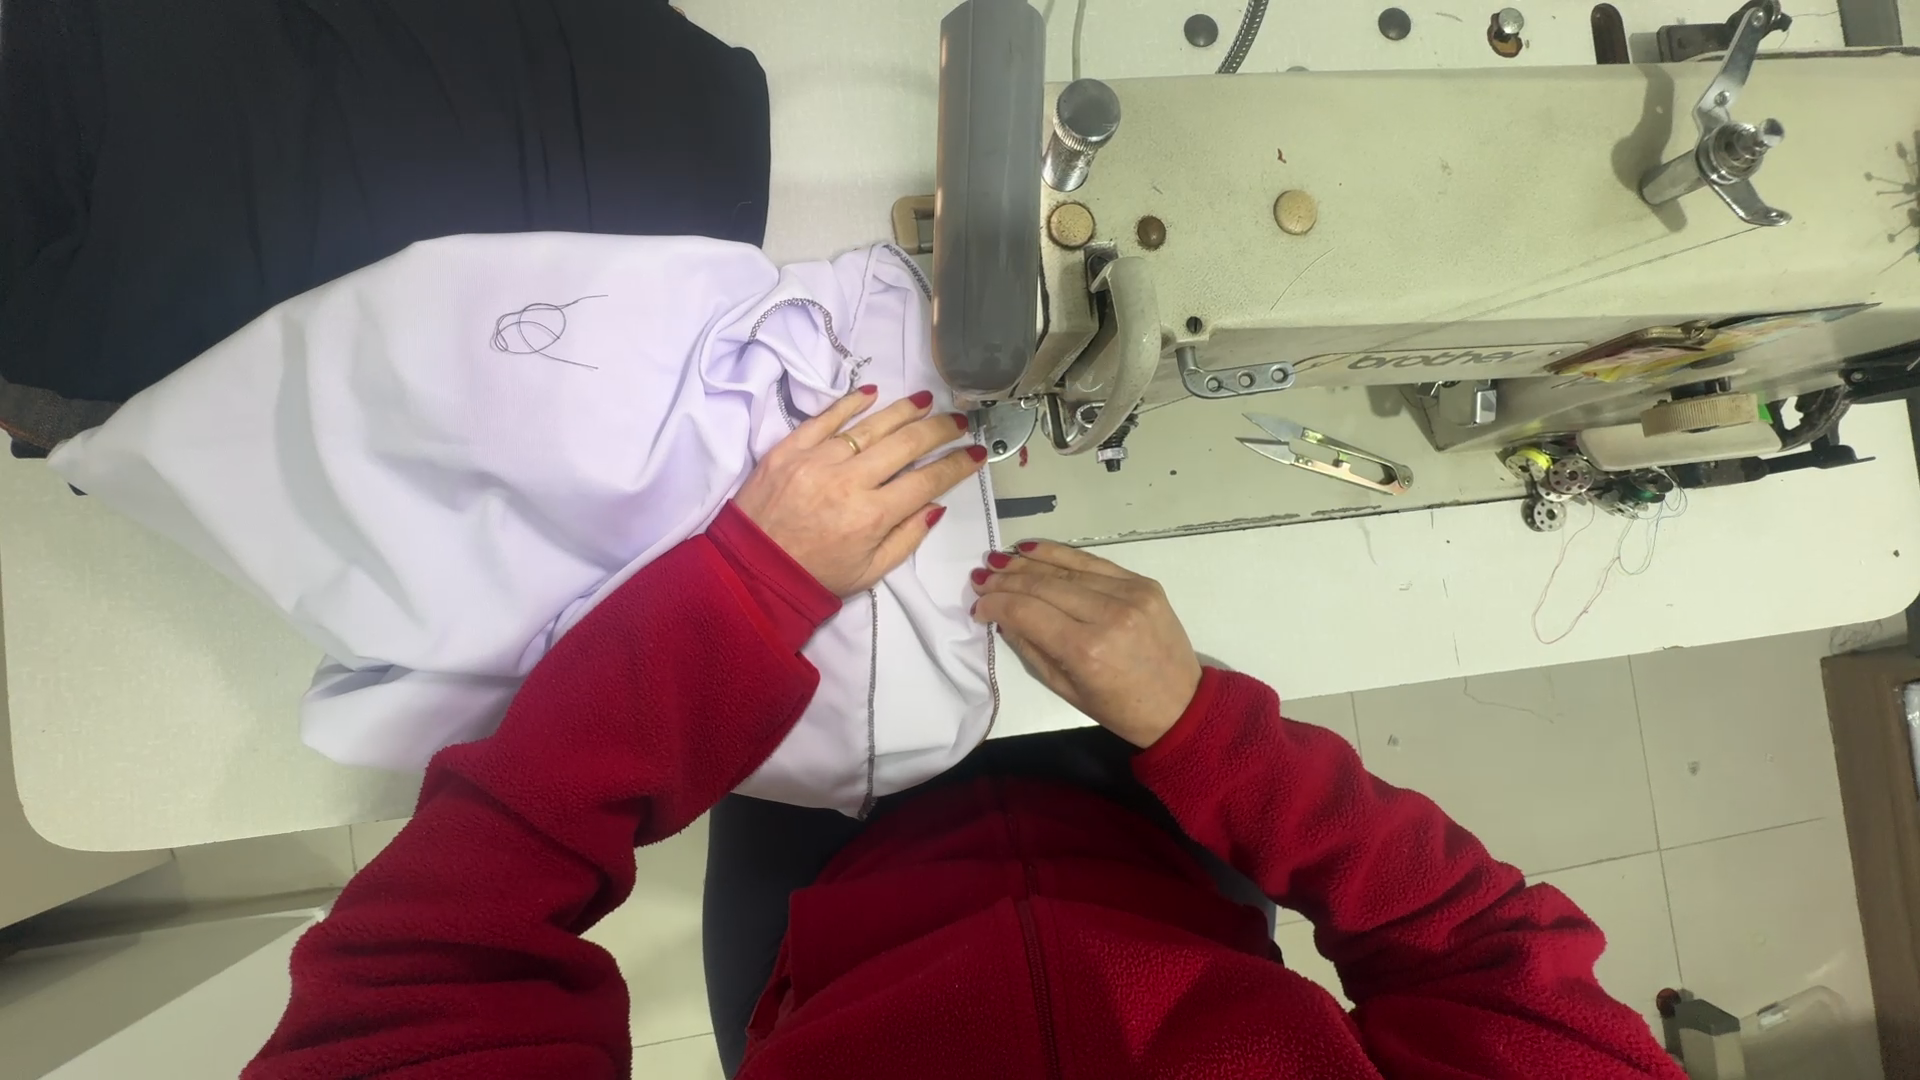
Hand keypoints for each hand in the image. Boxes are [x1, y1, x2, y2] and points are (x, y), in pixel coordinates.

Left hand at [735, 387, 984, 595]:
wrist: (750, 571)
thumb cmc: (815, 576)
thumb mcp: (870, 573)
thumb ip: (907, 538)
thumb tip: (935, 504)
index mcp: (872, 516)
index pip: (927, 480)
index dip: (957, 465)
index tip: (975, 453)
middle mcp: (849, 482)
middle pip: (906, 444)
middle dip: (940, 430)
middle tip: (958, 421)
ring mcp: (817, 460)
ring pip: (870, 426)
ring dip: (903, 411)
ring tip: (926, 402)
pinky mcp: (789, 449)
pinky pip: (825, 418)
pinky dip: (850, 404)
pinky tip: (873, 394)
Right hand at [970, 542, 1202, 747]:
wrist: (1181, 705)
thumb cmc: (1119, 709)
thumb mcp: (1065, 689)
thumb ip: (1030, 647)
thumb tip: (1001, 615)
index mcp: (1086, 651)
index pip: (1027, 612)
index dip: (996, 604)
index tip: (977, 604)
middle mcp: (1108, 616)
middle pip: (1043, 586)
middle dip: (1006, 580)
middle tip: (980, 577)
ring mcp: (1129, 595)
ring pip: (1065, 570)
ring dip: (1026, 563)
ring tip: (998, 560)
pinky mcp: (1143, 583)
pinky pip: (1092, 562)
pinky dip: (1060, 554)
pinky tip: (1031, 550)